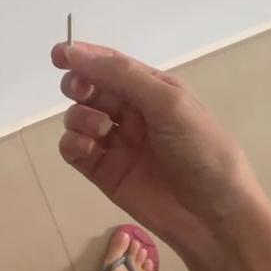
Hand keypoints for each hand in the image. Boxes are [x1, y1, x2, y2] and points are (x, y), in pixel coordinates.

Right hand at [51, 41, 264, 254]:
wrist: (213, 216)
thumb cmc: (201, 151)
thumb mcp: (168, 103)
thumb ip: (121, 76)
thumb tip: (74, 53)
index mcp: (154, 90)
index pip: (112, 65)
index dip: (84, 56)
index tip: (57, 54)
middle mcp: (134, 113)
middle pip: (91, 89)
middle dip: (79, 86)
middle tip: (80, 92)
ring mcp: (118, 144)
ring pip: (79, 118)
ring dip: (79, 117)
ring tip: (98, 131)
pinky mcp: (104, 173)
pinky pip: (75, 150)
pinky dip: (73, 144)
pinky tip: (87, 149)